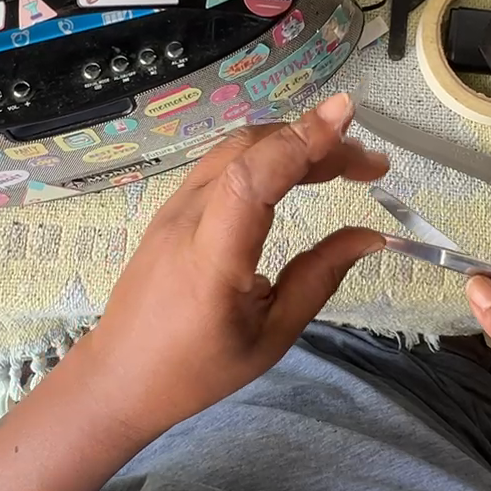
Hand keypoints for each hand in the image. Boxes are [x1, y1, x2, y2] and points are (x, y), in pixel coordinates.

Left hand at [70, 92, 388, 441]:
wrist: (120, 376)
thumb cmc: (197, 369)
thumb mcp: (271, 335)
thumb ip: (320, 278)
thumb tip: (370, 236)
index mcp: (212, 257)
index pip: (253, 178)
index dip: (300, 139)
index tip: (346, 115)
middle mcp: (187, 217)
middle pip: (251, 150)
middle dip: (315, 141)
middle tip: (370, 164)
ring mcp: (174, 206)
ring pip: (236, 148)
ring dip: (291, 142)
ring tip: (341, 163)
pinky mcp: (173, 207)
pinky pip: (223, 162)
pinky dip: (266, 153)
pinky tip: (295, 169)